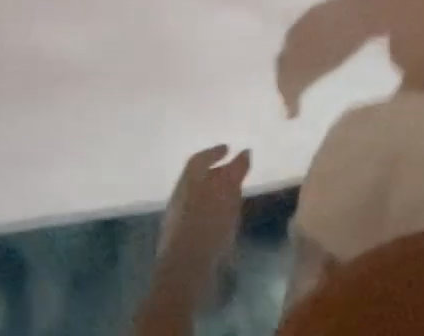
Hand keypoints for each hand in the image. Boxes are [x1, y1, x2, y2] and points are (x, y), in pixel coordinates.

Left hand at [154, 144, 251, 306]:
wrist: (185, 275)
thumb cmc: (208, 228)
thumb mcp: (226, 194)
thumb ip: (235, 172)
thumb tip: (244, 153)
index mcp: (188, 185)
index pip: (198, 161)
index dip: (213, 152)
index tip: (229, 148)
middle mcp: (180, 199)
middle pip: (197, 179)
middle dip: (216, 172)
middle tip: (236, 170)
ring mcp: (179, 222)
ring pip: (198, 197)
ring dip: (215, 192)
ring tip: (236, 194)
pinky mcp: (184, 241)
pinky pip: (200, 215)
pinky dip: (213, 210)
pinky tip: (227, 218)